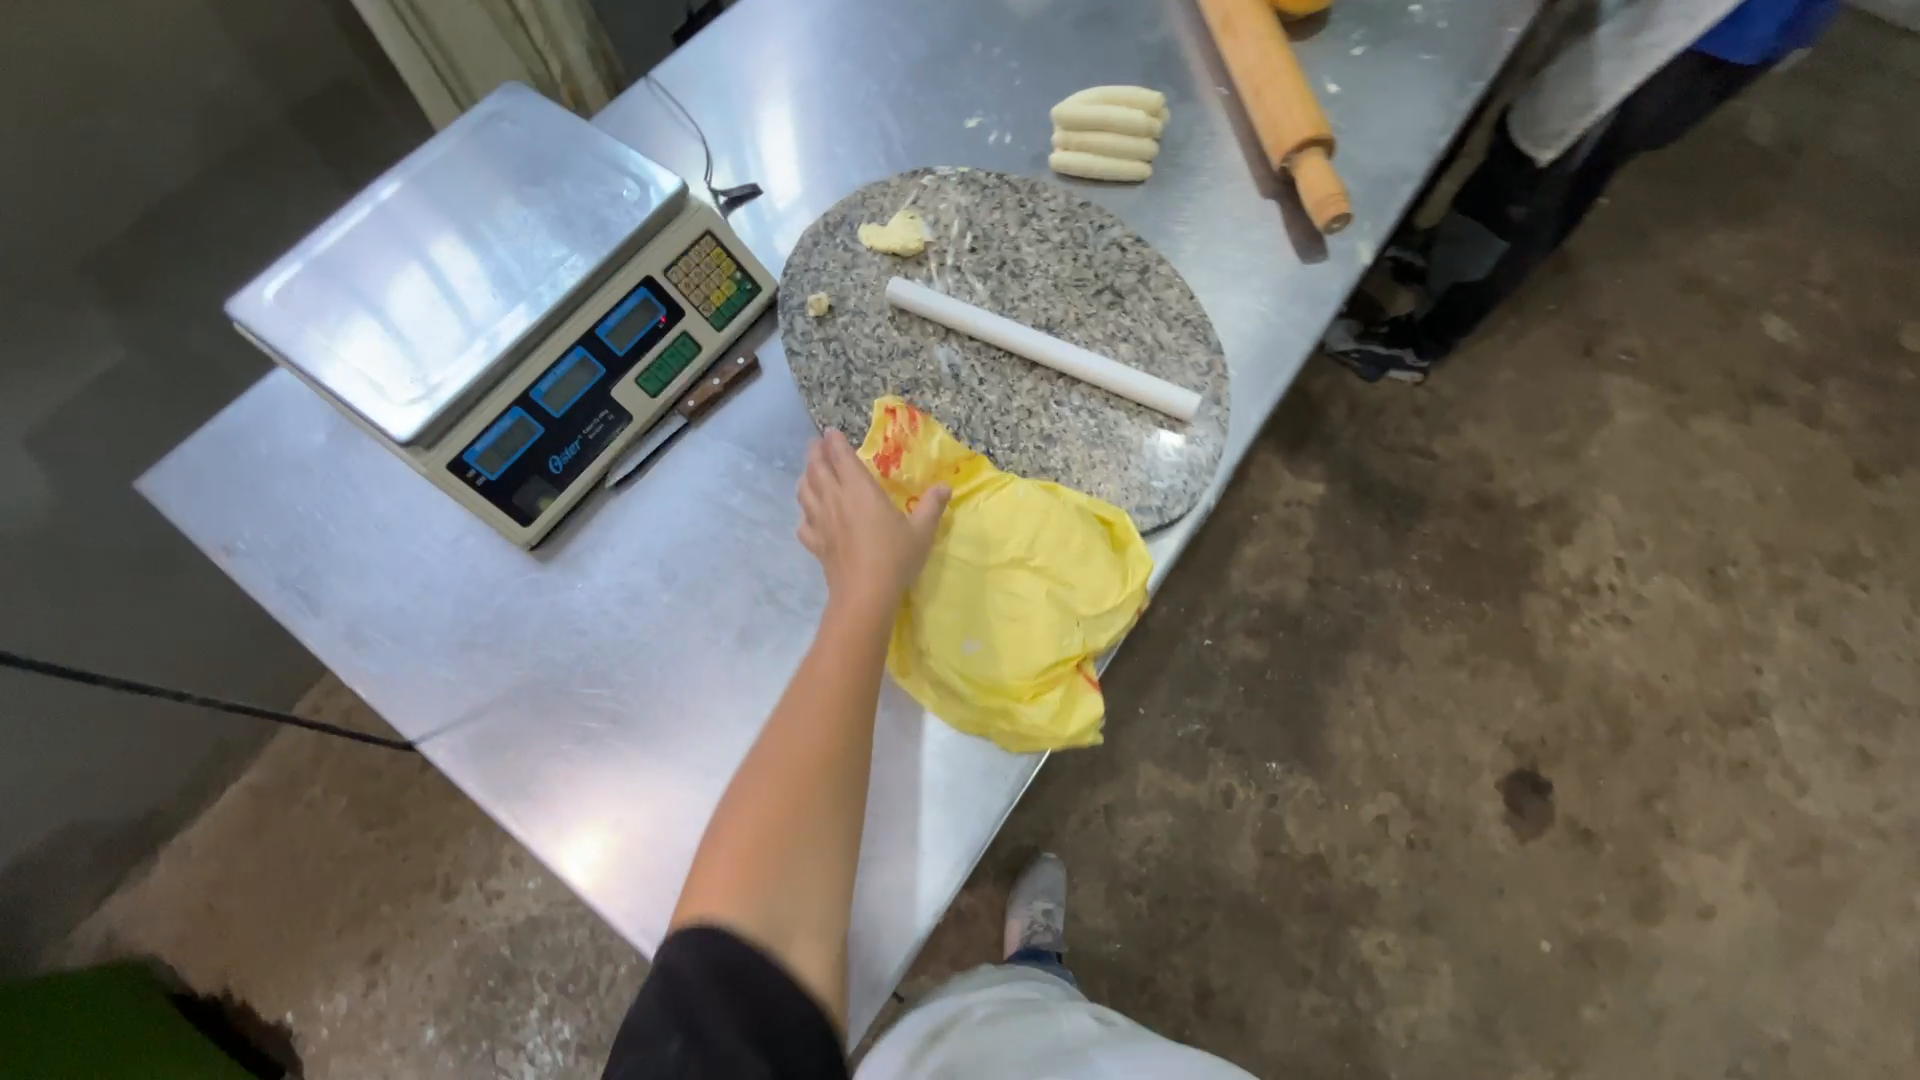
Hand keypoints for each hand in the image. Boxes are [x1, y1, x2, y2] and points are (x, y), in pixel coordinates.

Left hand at [797, 430, 950, 611]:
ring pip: (804, 492)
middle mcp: (835, 499)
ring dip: (805, 478)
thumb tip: (945, 487)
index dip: (834, 442)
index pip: (840, 457)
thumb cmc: (895, 557)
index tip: (831, 432)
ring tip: (808, 473)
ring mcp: (821, 522)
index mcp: (859, 489)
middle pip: (816, 469)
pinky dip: (804, 514)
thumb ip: (932, 506)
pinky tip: (808, 516)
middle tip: (815, 445)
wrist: (865, 593)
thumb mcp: (922, 530)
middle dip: (814, 453)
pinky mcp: (815, 544)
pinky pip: (803, 524)